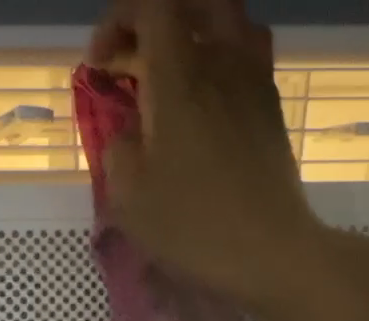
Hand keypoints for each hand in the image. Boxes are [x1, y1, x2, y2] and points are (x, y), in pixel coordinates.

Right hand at [88, 0, 368, 320]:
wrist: (269, 249)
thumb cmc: (190, 225)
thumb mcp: (128, 196)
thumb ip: (118, 148)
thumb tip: (129, 131)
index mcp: (181, 78)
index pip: (152, 7)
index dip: (117, 22)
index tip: (99, 66)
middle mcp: (222, 62)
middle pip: (195, 1)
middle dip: (154, 17)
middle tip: (130, 54)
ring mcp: (253, 79)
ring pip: (225, 20)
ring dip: (188, 33)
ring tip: (163, 74)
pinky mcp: (268, 104)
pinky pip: (242, 52)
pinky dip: (213, 57)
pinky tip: (195, 99)